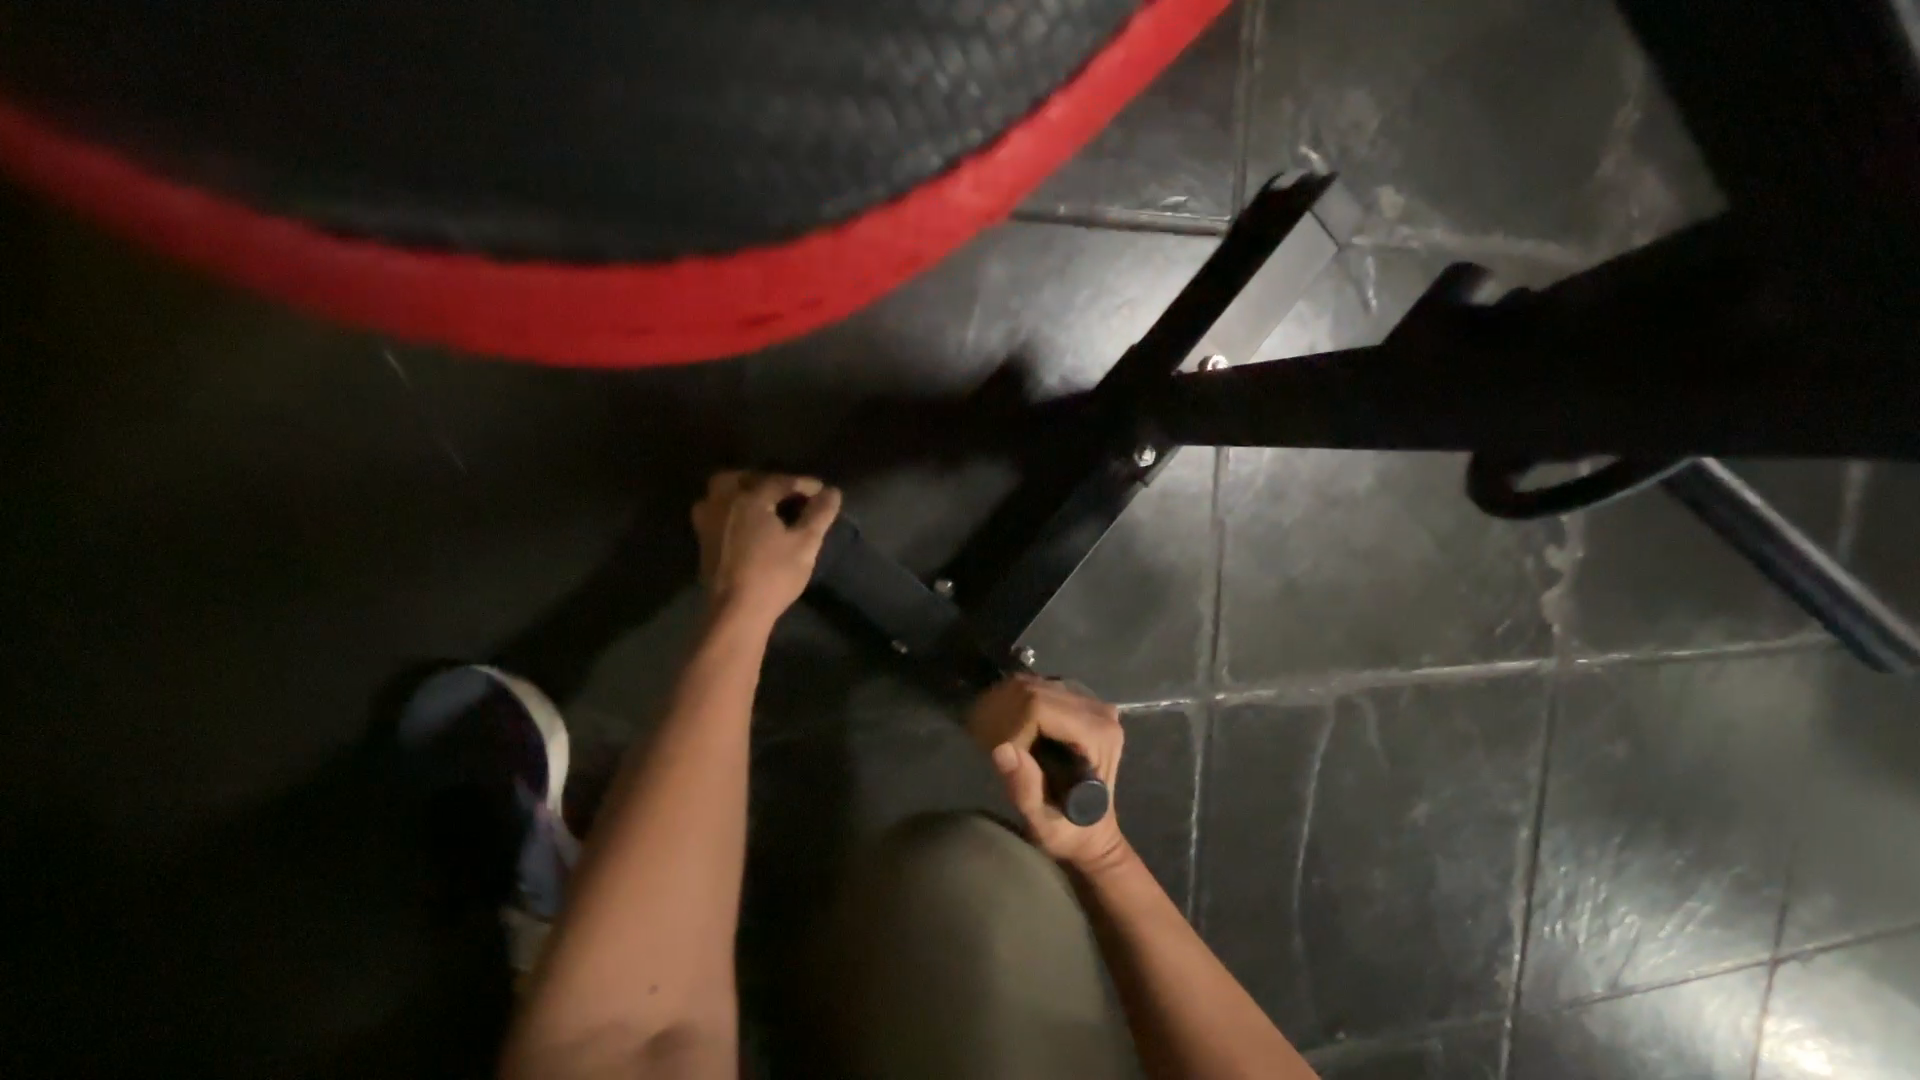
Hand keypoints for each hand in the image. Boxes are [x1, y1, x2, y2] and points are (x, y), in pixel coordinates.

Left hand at [691, 471, 841, 625]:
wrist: (736, 612)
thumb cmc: (773, 575)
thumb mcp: (805, 543)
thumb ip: (819, 514)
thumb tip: (832, 492)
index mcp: (749, 498)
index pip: (780, 481)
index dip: (803, 484)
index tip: (822, 491)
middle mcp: (723, 503)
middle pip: (740, 478)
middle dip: (763, 480)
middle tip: (783, 493)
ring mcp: (708, 523)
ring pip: (720, 494)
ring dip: (740, 493)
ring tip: (762, 507)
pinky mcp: (703, 543)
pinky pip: (715, 513)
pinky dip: (730, 511)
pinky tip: (746, 526)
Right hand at [967, 675, 1128, 873]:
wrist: (1093, 834)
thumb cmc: (1070, 832)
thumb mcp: (1043, 824)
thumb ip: (1025, 789)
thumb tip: (1001, 750)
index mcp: (1099, 735)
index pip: (1040, 708)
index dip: (1013, 728)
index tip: (1005, 756)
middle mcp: (1100, 711)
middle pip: (1035, 691)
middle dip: (1007, 716)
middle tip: (995, 748)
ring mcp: (1091, 702)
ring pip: (1034, 685)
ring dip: (1009, 708)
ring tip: (1000, 738)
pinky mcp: (1080, 701)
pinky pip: (1039, 687)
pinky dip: (1016, 703)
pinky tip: (1011, 728)